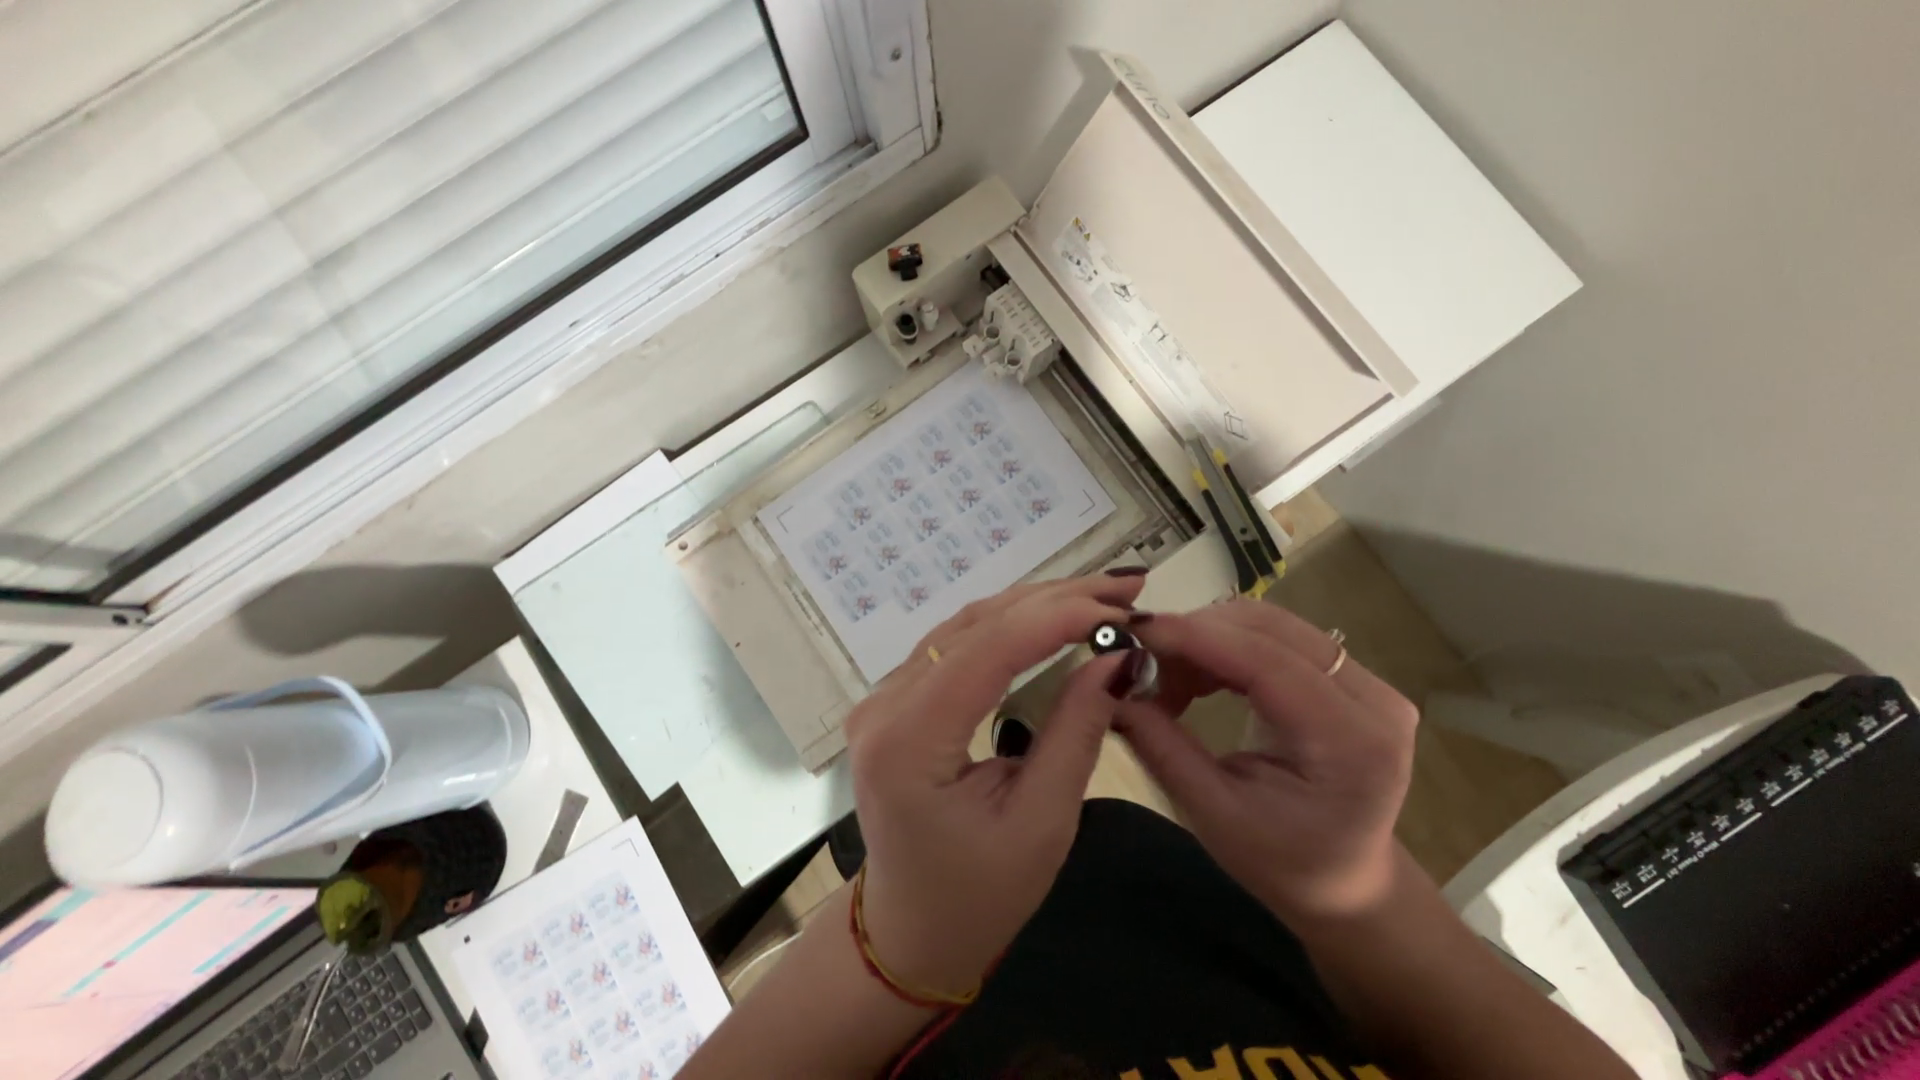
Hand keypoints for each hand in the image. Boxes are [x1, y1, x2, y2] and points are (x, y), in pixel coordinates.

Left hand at [846, 574, 1146, 996]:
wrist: (913, 930)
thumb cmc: (981, 896)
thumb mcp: (1042, 822)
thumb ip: (1076, 731)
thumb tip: (1119, 656)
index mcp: (908, 742)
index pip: (988, 650)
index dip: (1059, 617)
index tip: (1125, 607)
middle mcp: (883, 706)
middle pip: (974, 626)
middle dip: (1055, 599)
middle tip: (1127, 587)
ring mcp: (882, 699)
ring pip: (964, 627)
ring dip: (1035, 604)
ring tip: (1102, 595)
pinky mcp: (895, 701)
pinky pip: (954, 647)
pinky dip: (1009, 627)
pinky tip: (1053, 616)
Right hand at [1114, 601, 1417, 921]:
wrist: (1344, 882)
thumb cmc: (1281, 862)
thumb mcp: (1213, 813)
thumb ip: (1163, 745)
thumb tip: (1111, 685)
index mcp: (1352, 743)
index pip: (1267, 663)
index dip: (1196, 638)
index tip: (1134, 630)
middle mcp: (1374, 700)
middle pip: (1272, 630)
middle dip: (1196, 634)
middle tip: (1139, 662)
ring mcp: (1368, 683)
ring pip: (1271, 626)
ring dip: (1207, 638)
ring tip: (1163, 679)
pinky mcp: (1350, 677)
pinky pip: (1278, 639)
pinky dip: (1225, 647)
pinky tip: (1193, 677)